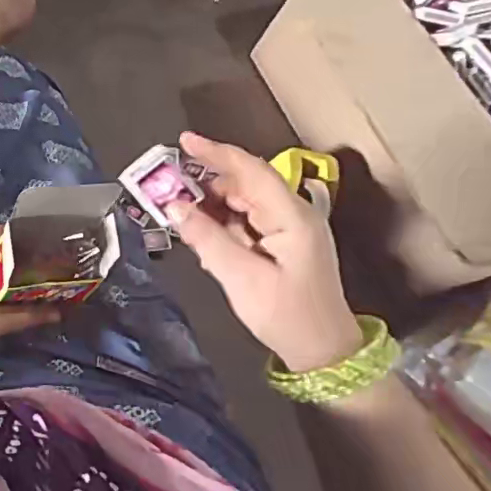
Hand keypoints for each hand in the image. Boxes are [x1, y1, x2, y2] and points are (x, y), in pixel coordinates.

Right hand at [167, 132, 363, 371]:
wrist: (321, 349)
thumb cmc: (286, 315)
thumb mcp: (240, 278)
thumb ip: (207, 239)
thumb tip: (175, 208)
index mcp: (290, 216)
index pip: (250, 170)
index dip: (216, 153)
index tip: (185, 141)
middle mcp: (292, 214)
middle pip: (246, 183)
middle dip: (207, 180)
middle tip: (169, 184)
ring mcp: (289, 229)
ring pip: (244, 202)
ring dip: (211, 202)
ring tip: (179, 208)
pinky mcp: (282, 244)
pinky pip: (247, 221)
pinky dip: (222, 221)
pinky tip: (202, 230)